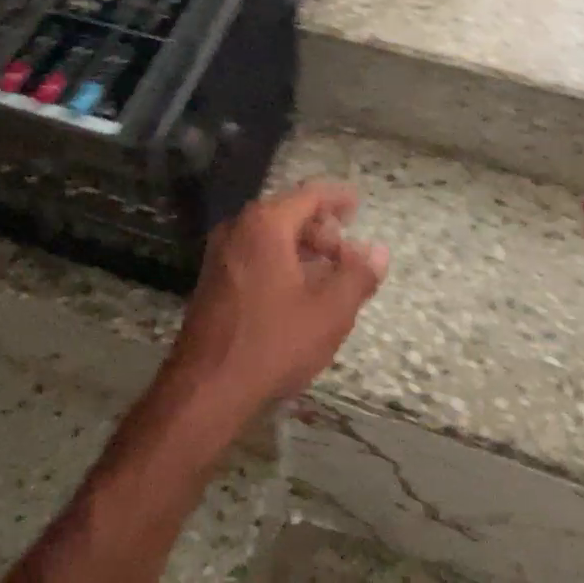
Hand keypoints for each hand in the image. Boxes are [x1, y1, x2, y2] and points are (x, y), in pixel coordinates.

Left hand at [164, 181, 388, 410]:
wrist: (206, 388)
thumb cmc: (273, 343)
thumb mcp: (329, 312)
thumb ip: (358, 275)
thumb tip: (378, 251)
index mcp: (265, 224)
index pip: (309, 195)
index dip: (338, 198)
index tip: (359, 205)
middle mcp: (238, 228)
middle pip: (288, 214)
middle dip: (323, 231)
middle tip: (349, 258)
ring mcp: (220, 254)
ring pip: (270, 237)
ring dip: (303, 250)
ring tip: (330, 278)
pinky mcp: (213, 280)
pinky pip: (254, 256)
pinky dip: (281, 263)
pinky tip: (299, 294)